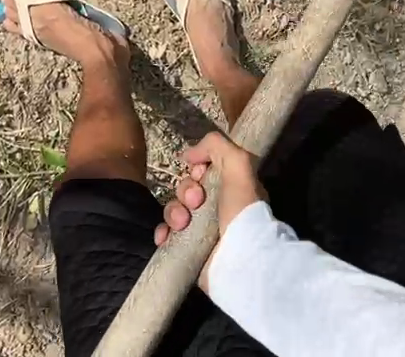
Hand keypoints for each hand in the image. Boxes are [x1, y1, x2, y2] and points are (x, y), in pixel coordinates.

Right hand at [153, 132, 264, 289]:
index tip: (200, 173)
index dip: (196, 168)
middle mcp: (215, 206)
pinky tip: (166, 236)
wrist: (240, 258)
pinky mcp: (189, 249)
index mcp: (229, 186)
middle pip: (186, 187)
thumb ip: (216, 145)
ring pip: (174, 210)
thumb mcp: (238, 163)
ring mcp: (201, 229)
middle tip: (196, 202)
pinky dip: (163, 233)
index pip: (202, 169)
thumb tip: (188, 154)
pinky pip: (167, 235)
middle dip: (186, 191)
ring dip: (174, 212)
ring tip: (183, 223)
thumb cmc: (241, 208)